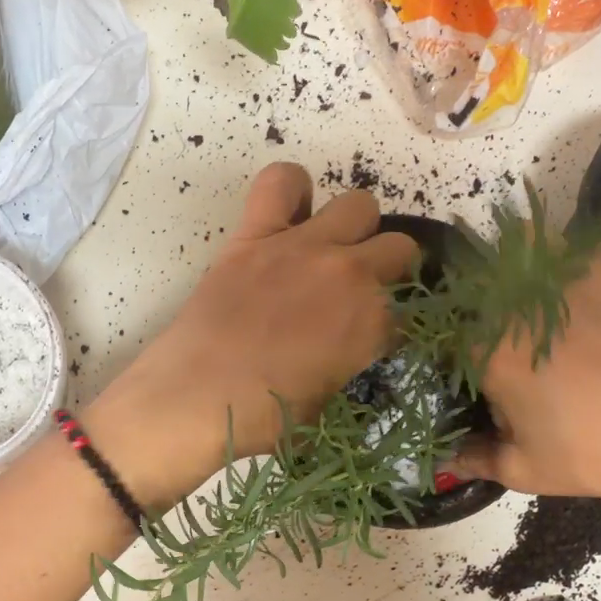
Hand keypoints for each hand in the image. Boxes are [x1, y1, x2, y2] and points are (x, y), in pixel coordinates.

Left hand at [86, 163, 417, 505]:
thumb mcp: (326, 409)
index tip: (371, 342)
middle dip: (389, 271)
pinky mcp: (256, 234)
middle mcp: (349, 275)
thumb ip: (347, 371)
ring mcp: (303, 247)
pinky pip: (282, 181)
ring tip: (331, 252)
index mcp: (371, 325)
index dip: (389, 330)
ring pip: (359, 205)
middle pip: (398, 249)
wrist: (196, 399)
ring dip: (354, 229)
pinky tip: (290, 214)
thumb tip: (344, 358)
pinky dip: (291, 190)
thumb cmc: (263, 419)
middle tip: (360, 294)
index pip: (404, 316)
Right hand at [452, 238, 600, 504]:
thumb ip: (476, 457)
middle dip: (486, 297)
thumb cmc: (595, 455)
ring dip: (527, 267)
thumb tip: (449, 458)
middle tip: (509, 331)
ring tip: (547, 303)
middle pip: (482, 276)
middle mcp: (521, 298)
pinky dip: (583, 268)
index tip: (470, 358)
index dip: (457, 341)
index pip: (450, 328)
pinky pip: (586, 250)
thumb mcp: (524, 470)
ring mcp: (573, 272)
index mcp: (488, 348)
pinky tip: (598, 301)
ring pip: (531, 247)